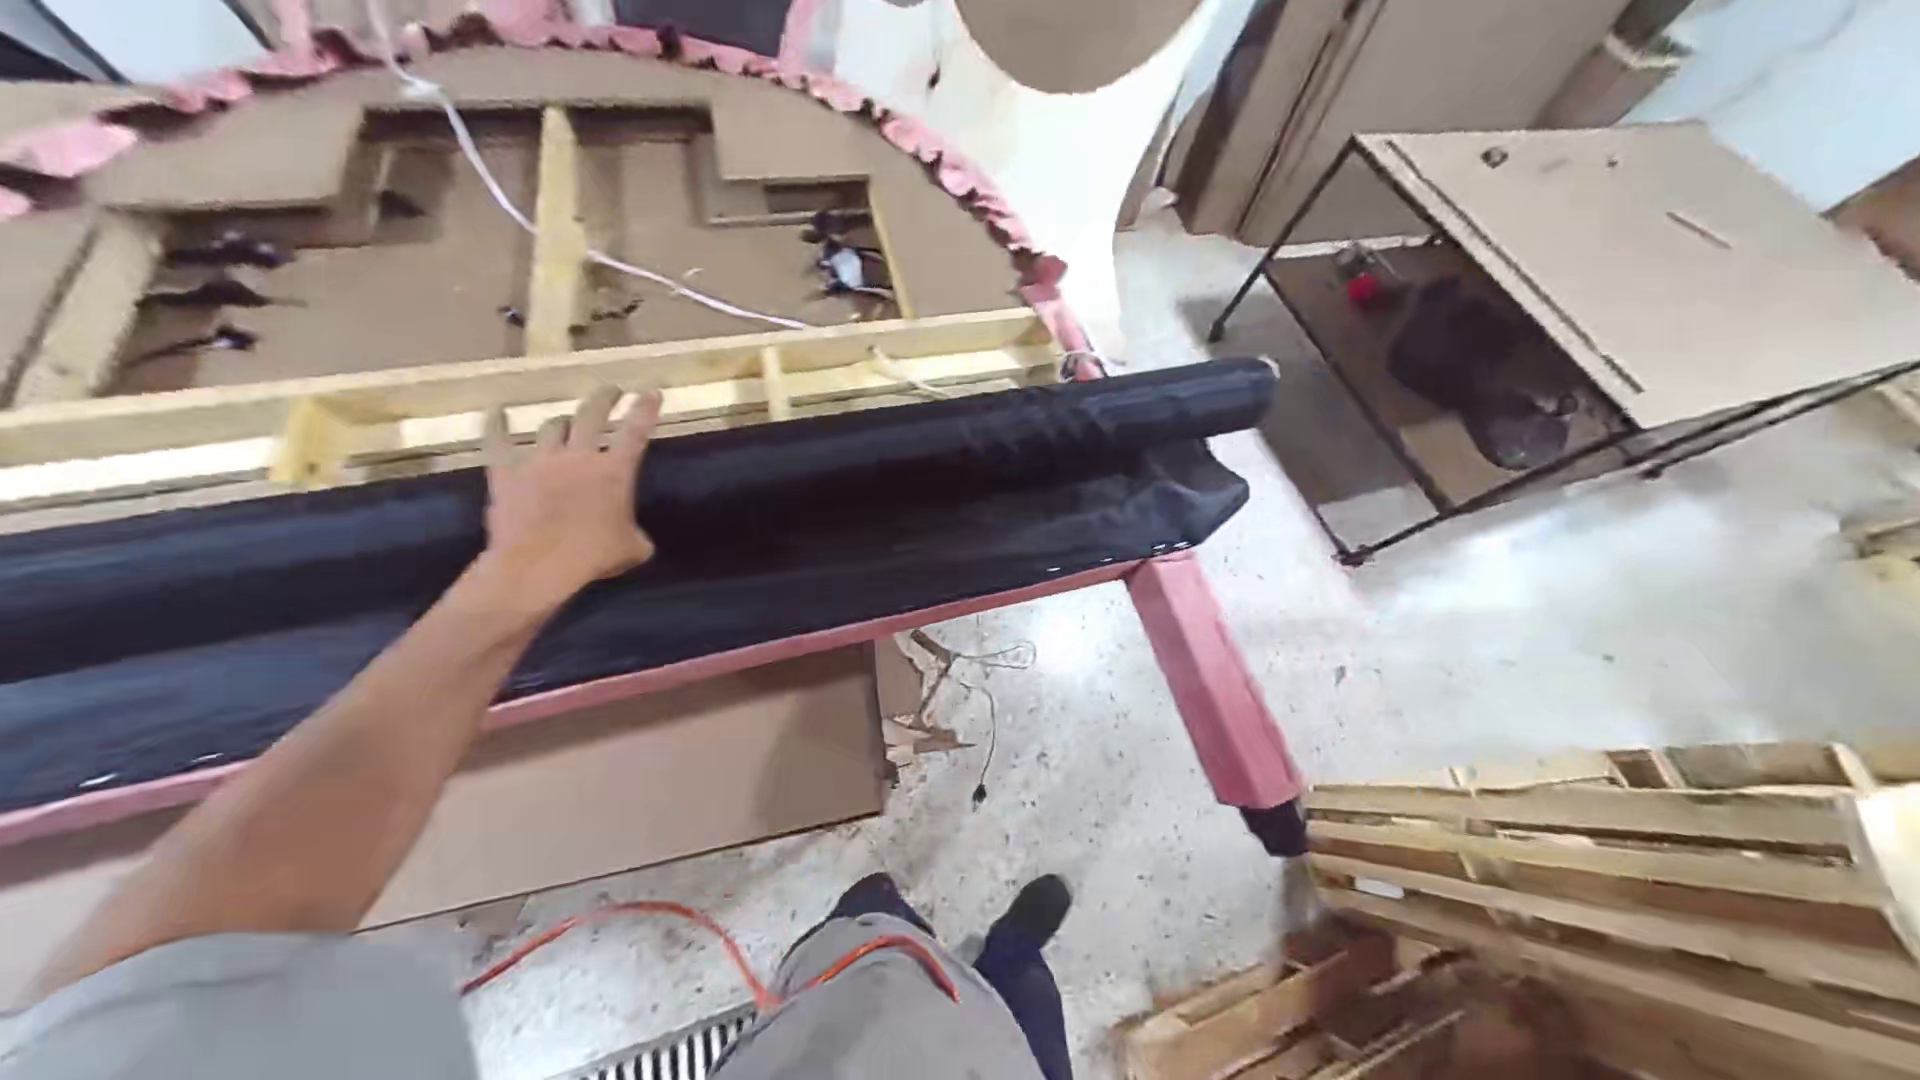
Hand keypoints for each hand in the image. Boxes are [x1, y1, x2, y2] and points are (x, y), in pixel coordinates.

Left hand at [475, 386, 662, 610]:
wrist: (538, 565)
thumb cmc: (593, 556)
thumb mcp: (633, 548)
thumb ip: (636, 534)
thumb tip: (635, 538)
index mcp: (615, 471)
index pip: (636, 431)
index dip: (645, 409)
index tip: (651, 391)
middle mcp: (579, 457)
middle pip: (592, 415)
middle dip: (604, 398)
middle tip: (611, 390)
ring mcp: (540, 461)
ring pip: (552, 427)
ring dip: (563, 423)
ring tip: (567, 422)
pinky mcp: (507, 473)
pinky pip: (498, 442)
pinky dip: (497, 426)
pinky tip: (497, 412)